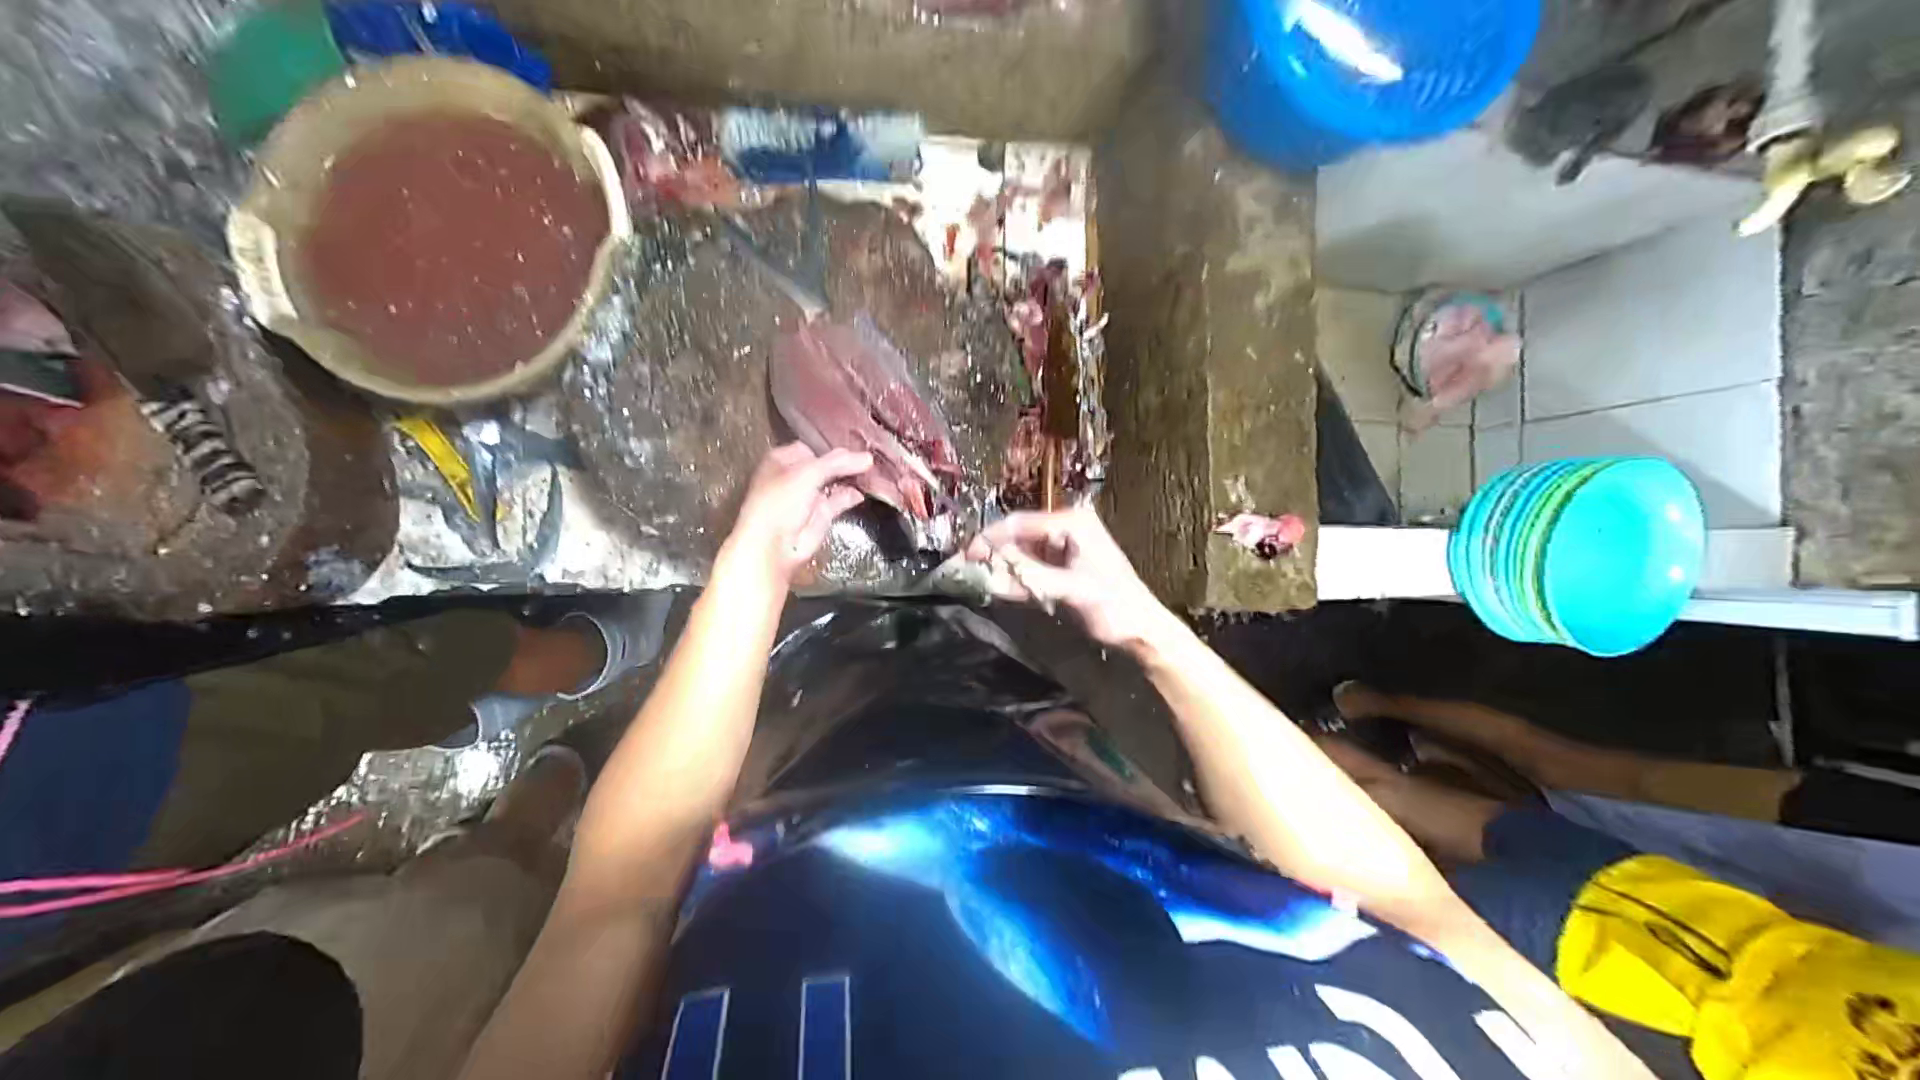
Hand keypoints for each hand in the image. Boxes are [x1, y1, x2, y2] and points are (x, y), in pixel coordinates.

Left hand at [717, 443, 871, 587]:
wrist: (771, 546)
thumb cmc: (779, 503)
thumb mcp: (808, 473)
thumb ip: (838, 463)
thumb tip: (867, 458)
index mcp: (781, 460)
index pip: (811, 448)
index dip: (831, 448)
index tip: (854, 446)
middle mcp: (794, 477)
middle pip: (824, 465)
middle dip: (844, 463)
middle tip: (866, 459)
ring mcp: (807, 497)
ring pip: (833, 482)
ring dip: (850, 479)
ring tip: (869, 474)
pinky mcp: (820, 515)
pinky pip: (838, 501)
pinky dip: (850, 496)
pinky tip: (862, 492)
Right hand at [964, 505, 1175, 651]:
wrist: (1143, 631)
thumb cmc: (1114, 607)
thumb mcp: (1070, 590)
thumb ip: (1028, 579)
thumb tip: (985, 574)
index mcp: (1072, 522)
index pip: (1018, 523)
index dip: (988, 539)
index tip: (964, 559)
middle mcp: (1066, 528)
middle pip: (1017, 536)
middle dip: (992, 554)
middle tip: (966, 572)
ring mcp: (1064, 547)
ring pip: (1020, 552)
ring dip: (1001, 567)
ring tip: (979, 581)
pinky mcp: (1062, 567)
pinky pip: (1029, 566)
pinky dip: (1014, 577)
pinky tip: (1000, 588)